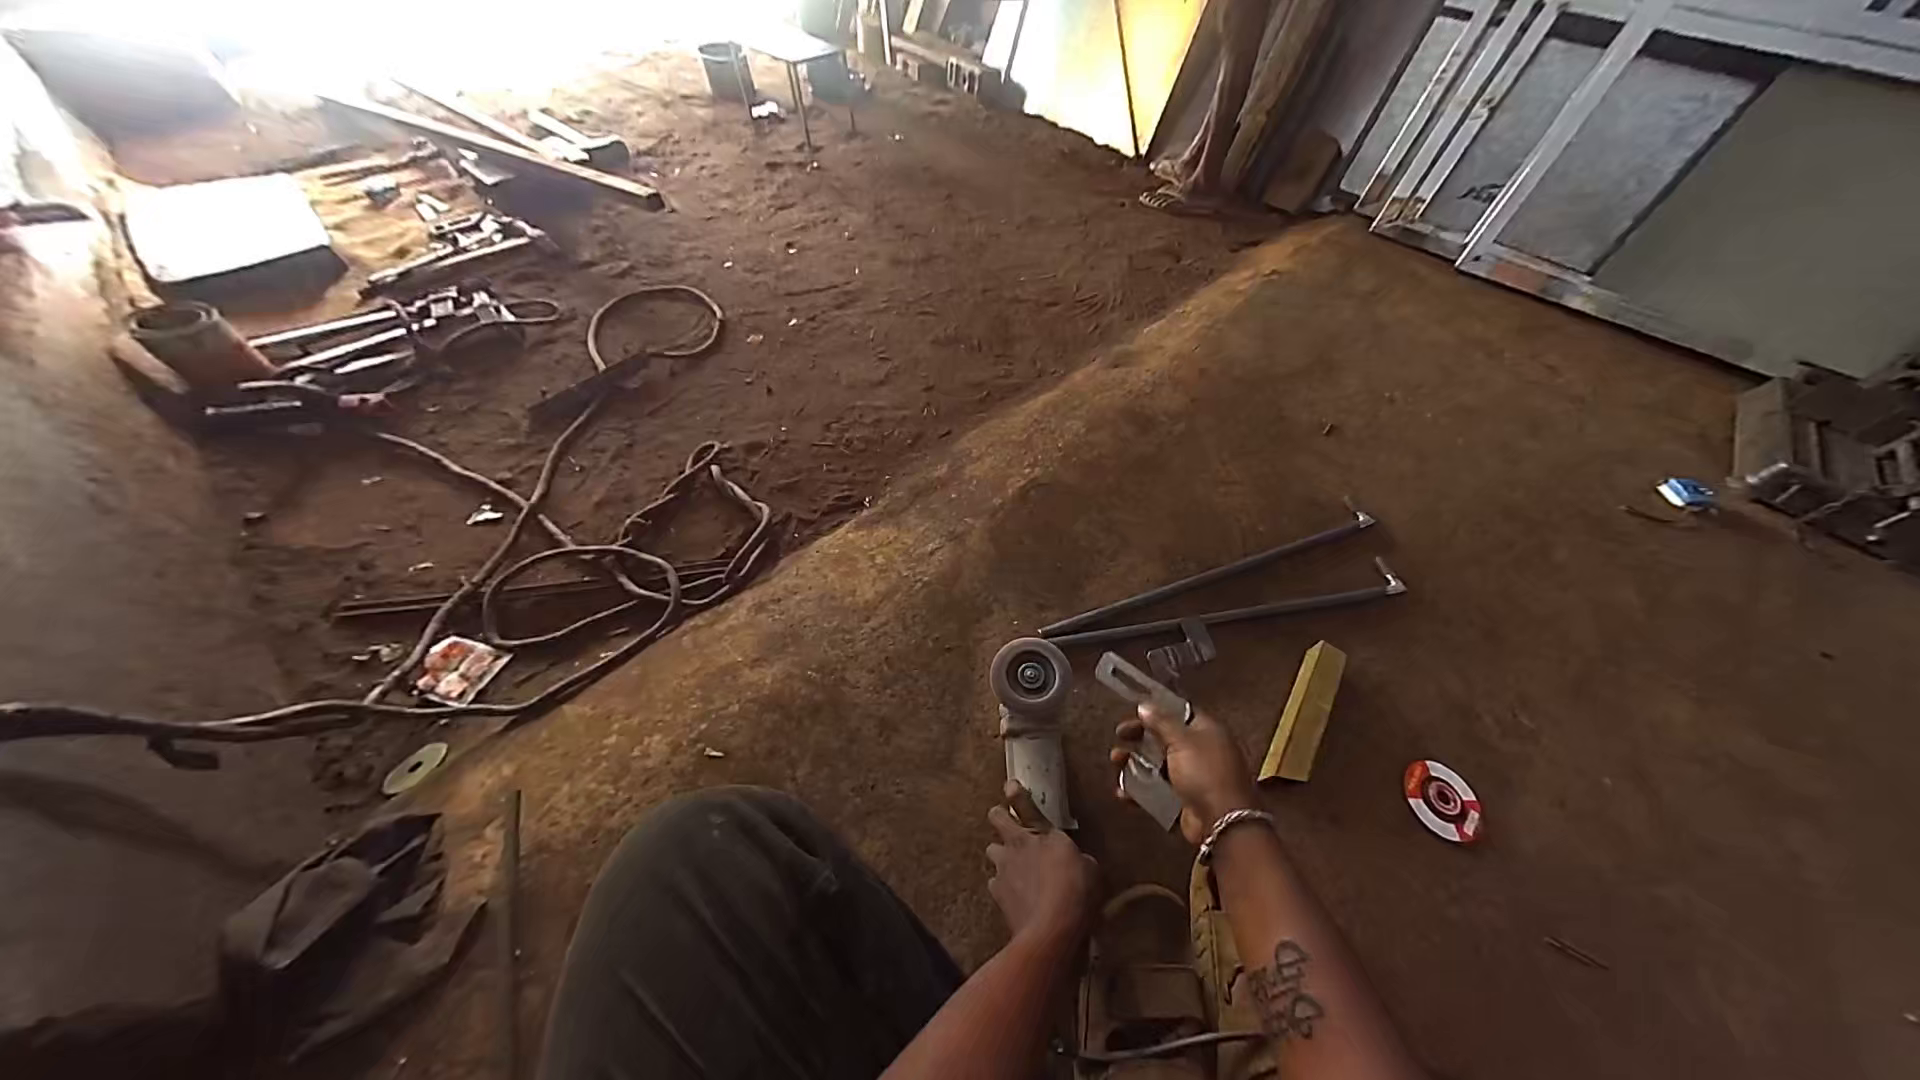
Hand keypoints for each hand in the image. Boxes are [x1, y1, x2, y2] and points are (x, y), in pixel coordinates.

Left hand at [986, 780, 1098, 944]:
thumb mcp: (1091, 871)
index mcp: (1043, 833)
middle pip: (997, 817)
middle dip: (1000, 815)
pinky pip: (995, 882)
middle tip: (1005, 819)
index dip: (1016, 792)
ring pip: (992, 849)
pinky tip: (1014, 895)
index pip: (1025, 804)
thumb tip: (1078, 863)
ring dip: (1000, 854)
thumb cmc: (1077, 895)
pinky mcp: (997, 893)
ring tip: (1012, 863)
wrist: (1052, 931)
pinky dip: (1002, 886)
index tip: (1011, 785)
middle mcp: (1018, 845)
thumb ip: (1079, 859)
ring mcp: (1004, 868)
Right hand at [1110, 702, 1259, 844]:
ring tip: (1116, 761)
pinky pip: (1158, 789)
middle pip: (1165, 737)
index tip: (1135, 711)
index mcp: (1207, 731)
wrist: (1223, 822)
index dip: (1158, 710)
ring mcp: (1193, 776)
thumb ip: (1161, 722)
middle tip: (1120, 734)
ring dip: (1134, 762)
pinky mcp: (1184, 799)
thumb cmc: (1204, 773)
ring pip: (1158, 764)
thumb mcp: (1182, 741)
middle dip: (1140, 736)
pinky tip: (1123, 792)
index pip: (1180, 713)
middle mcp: (1201, 751)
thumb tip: (1144, 705)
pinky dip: (1140, 790)